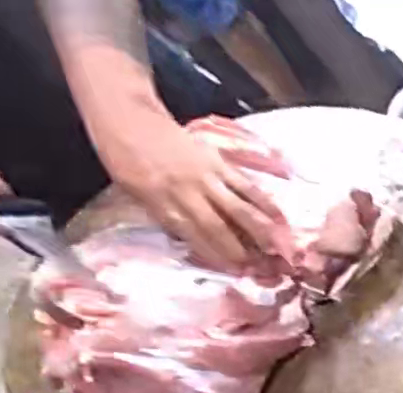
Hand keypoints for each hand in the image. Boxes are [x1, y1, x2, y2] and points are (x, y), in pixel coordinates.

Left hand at [100, 110, 283, 268]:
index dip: (215, 255)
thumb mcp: (128, 186)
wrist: (124, 111)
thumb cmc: (122, 151)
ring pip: (238, 209)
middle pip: (218, 227)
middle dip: (239, 251)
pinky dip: (266, 204)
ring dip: (259, 232)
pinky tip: (280, 220)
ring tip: (274, 249)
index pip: (191, 234)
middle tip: (256, 267)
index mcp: (156, 197)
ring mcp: (204, 175)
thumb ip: (161, 211)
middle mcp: (183, 189)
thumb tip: (191, 239)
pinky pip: (247, 187)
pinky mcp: (218, 162)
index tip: (233, 271)